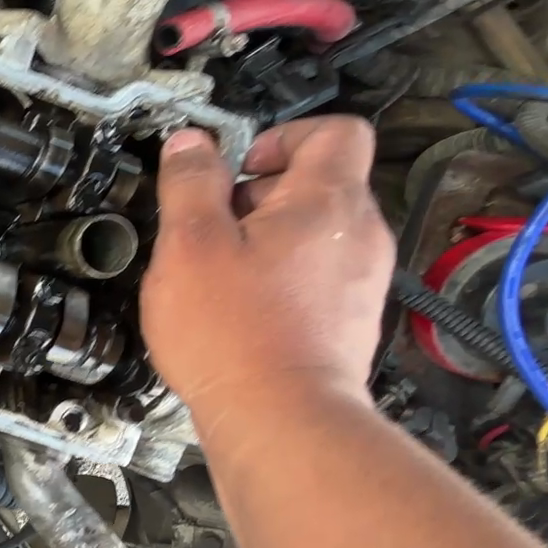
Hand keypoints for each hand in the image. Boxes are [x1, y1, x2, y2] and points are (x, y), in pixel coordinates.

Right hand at [141, 116, 395, 422]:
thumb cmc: (230, 328)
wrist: (278, 415)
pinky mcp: (346, 315)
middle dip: (257, 194)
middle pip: (317, 183)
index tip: (236, 168)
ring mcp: (359, 277)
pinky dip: (275, 274)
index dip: (282, 136)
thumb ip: (189, 185)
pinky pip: (312, 271)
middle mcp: (359, 234)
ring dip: (262, 237)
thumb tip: (190, 143)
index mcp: (326, 203)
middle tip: (208, 229)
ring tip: (216, 272)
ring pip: (312, 230)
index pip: (335, 132)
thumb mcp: (188, 244)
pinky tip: (237, 306)